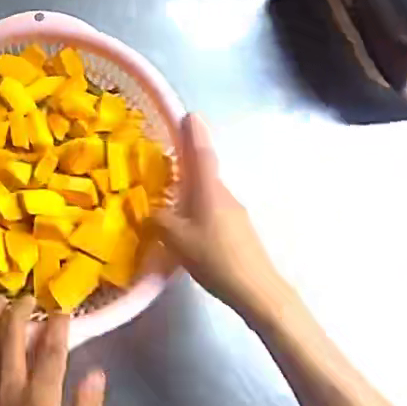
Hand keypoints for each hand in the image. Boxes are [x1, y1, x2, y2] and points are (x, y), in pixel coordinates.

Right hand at [154, 115, 301, 328]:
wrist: (258, 292)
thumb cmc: (215, 257)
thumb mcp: (175, 238)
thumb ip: (157, 219)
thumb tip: (148, 210)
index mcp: (208, 189)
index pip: (201, 153)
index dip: (194, 133)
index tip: (190, 113)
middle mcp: (223, 194)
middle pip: (203, 171)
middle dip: (185, 163)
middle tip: (162, 161)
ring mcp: (234, 212)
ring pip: (206, 193)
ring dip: (189, 190)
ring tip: (167, 197)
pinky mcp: (238, 230)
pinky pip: (211, 209)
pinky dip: (196, 208)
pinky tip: (184, 226)